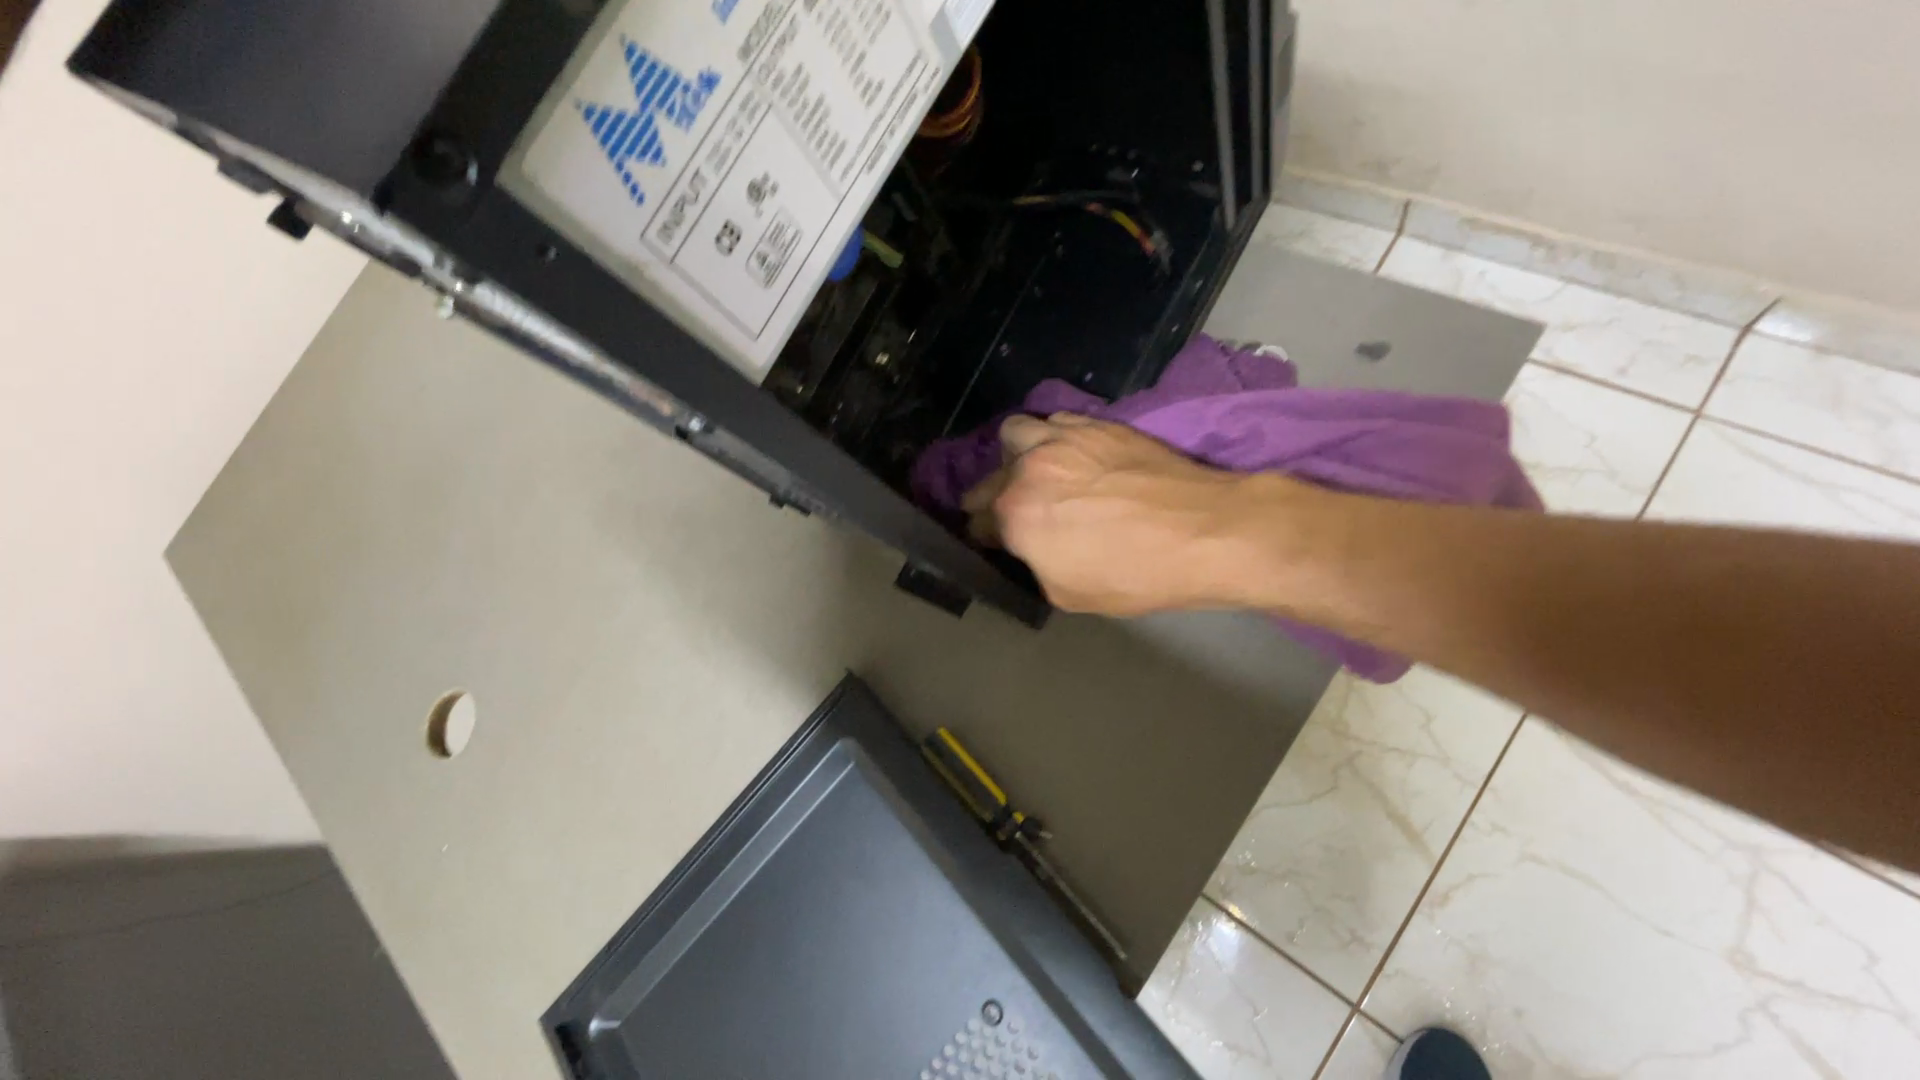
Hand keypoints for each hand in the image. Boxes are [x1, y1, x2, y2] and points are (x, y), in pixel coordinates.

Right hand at [961, 414, 1307, 615]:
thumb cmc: (1136, 574)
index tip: (997, 543)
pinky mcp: (1095, 423)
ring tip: (1036, 471)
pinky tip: (1070, 455)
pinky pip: (1054, 420)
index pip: (976, 524)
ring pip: (1013, 434)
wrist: (1205, 530)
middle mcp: (1027, 469)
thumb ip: (1034, 565)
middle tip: (1015, 514)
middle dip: (991, 498)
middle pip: (988, 479)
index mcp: (1013, 516)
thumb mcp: (1068, 594)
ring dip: (1015, 455)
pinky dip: (1052, 436)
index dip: (985, 538)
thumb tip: (1030, 547)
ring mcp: (1061, 439)